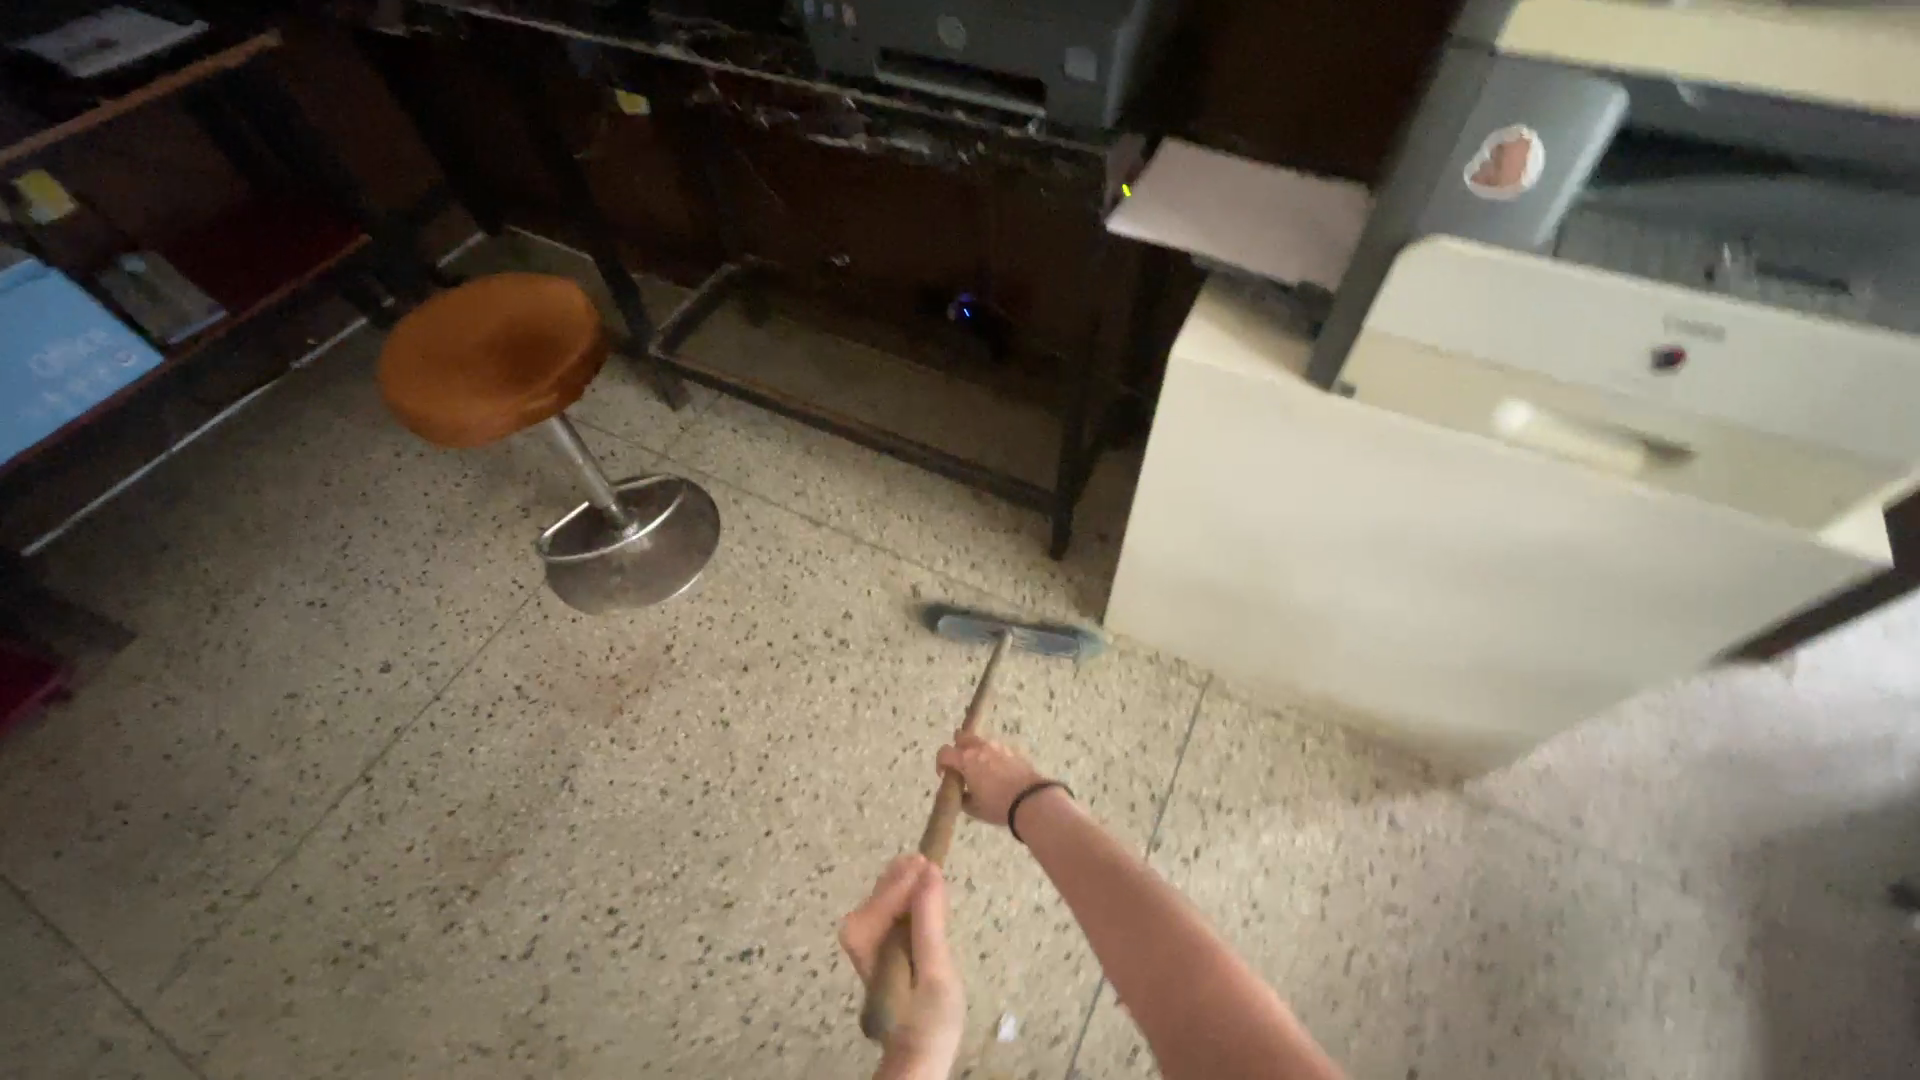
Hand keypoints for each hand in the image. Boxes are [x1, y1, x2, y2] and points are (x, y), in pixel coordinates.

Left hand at [839, 855, 965, 1077]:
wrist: (918, 1055)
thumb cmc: (930, 1019)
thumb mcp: (936, 971)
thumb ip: (930, 922)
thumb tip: (930, 872)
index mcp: (868, 949)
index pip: (882, 903)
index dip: (904, 882)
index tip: (928, 862)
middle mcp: (859, 941)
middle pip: (878, 897)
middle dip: (902, 878)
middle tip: (929, 861)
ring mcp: (866, 943)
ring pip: (882, 901)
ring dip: (904, 886)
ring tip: (929, 871)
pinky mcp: (878, 947)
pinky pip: (888, 912)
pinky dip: (905, 899)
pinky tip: (923, 896)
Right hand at [935, 734, 1048, 826]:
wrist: (1030, 800)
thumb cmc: (997, 805)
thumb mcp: (973, 808)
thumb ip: (961, 797)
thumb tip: (960, 792)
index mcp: (966, 760)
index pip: (944, 752)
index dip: (941, 763)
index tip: (945, 775)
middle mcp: (980, 748)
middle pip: (962, 736)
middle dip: (958, 748)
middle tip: (962, 766)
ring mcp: (998, 746)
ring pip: (981, 741)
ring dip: (977, 751)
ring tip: (982, 770)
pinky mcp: (1013, 750)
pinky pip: (997, 748)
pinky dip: (994, 756)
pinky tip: (999, 772)